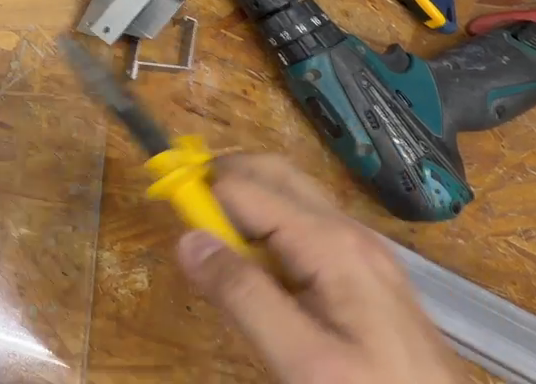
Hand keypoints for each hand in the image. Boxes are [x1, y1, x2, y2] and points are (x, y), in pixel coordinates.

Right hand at [177, 155, 464, 383]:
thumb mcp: (303, 362)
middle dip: (221, 182)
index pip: (244, 186)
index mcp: (332, 244)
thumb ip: (244, 298)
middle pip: (270, 172)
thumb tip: (186, 238)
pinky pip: (304, 226)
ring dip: (243, 205)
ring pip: (287, 195)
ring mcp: (363, 253)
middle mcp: (350, 233)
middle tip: (190, 223)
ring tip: (220, 253)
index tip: (170, 218)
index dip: (200, 195)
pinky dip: (267, 230)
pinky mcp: (365, 275)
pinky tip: (260, 275)